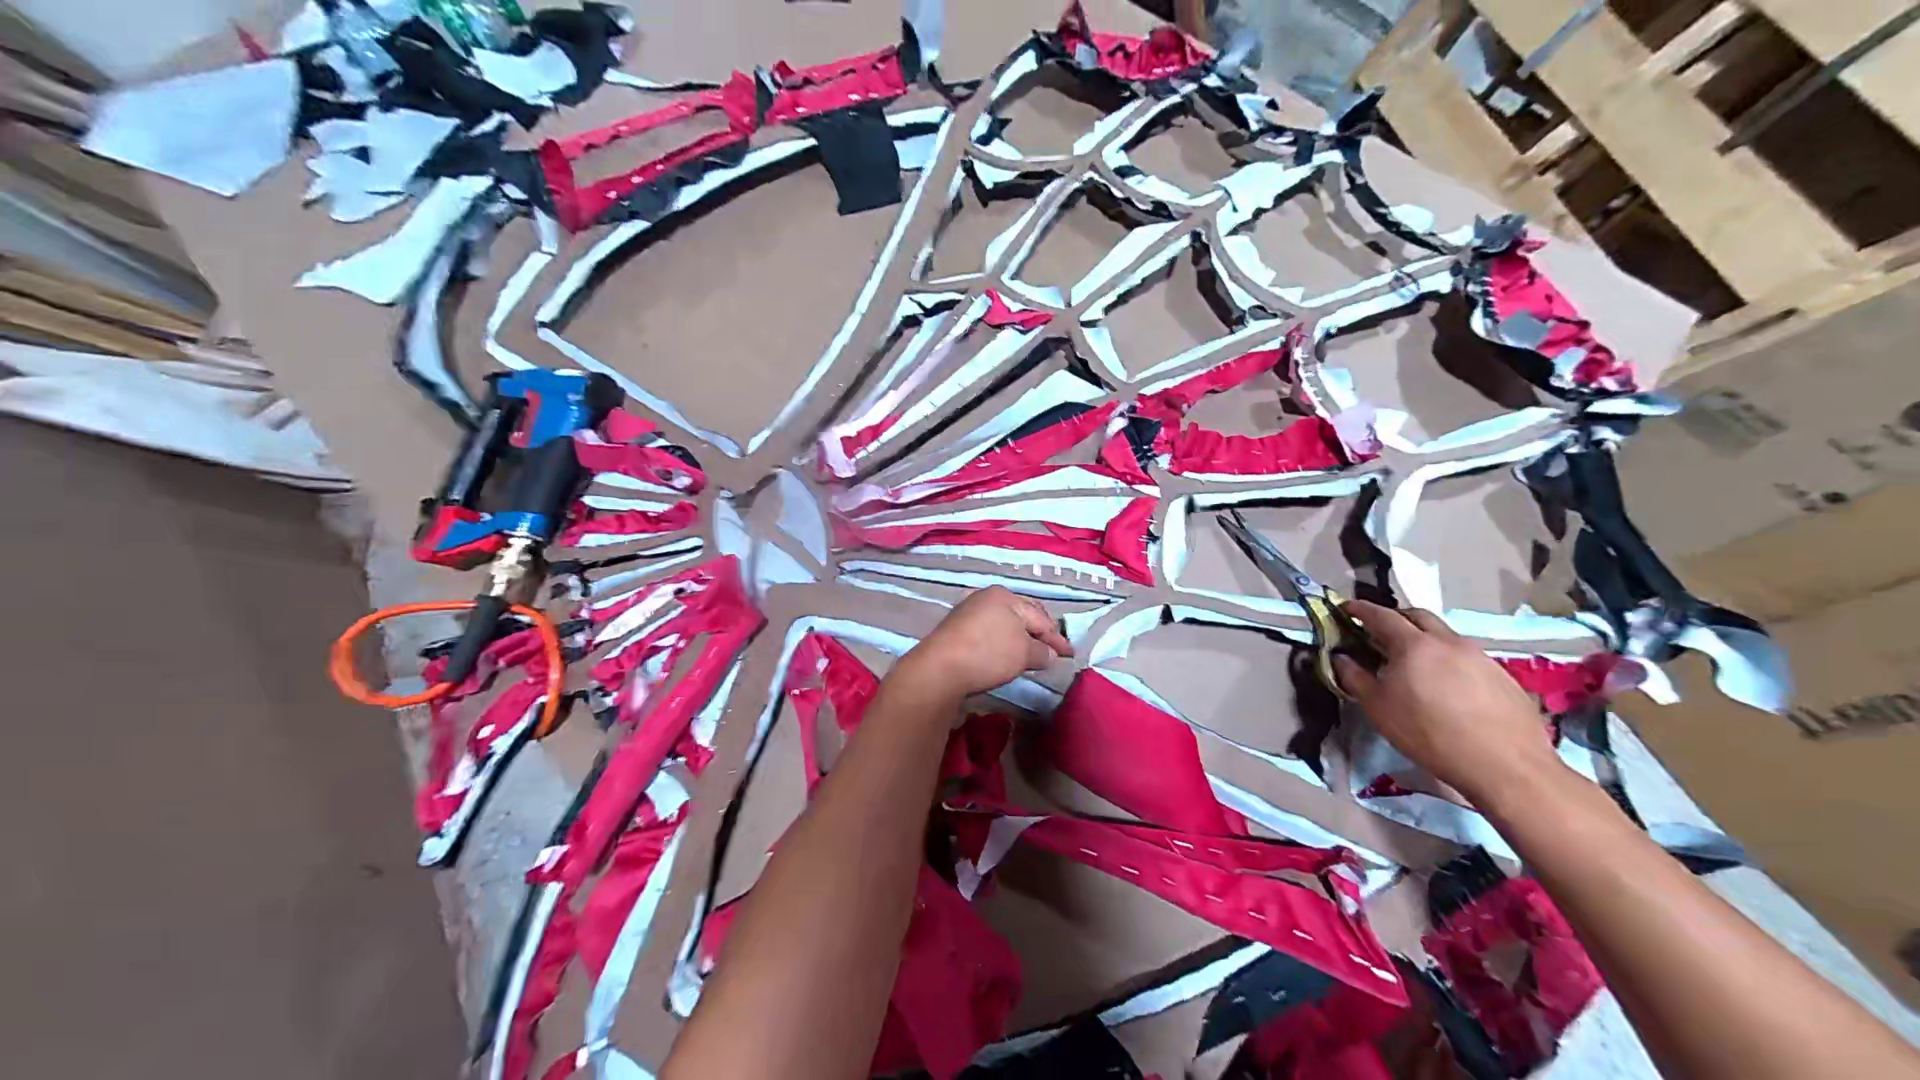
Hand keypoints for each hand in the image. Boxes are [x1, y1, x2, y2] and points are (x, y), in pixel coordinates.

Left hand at [893, 586, 1071, 701]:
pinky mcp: (954, 629)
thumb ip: (1042, 652)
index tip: (1070, 654)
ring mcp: (967, 612)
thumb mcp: (1024, 654)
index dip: (1057, 638)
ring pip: (1003, 624)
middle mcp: (985, 598)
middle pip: (1021, 616)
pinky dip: (1000, 643)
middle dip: (1038, 633)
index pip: (1040, 617)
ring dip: (1018, 638)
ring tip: (1030, 654)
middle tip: (1053, 650)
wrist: (939, 669)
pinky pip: (987, 634)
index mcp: (1005, 596)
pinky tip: (1003, 655)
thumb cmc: (988, 654)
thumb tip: (1048, 653)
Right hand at [1333, 601, 1561, 806]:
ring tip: (1414, 661)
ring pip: (1444, 635)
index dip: (1360, 609)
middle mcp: (1448, 641)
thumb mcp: (1378, 709)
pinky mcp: (1502, 675)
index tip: (1346, 608)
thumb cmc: (1429, 734)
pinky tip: (1446, 685)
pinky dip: (1447, 659)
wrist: (1505, 766)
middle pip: (1418, 616)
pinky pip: (1466, 656)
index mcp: (1413, 644)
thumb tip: (1340, 658)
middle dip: (1396, 617)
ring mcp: (1479, 656)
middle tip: (1379, 631)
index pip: (1381, 615)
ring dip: (1424, 639)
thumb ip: (1354, 677)